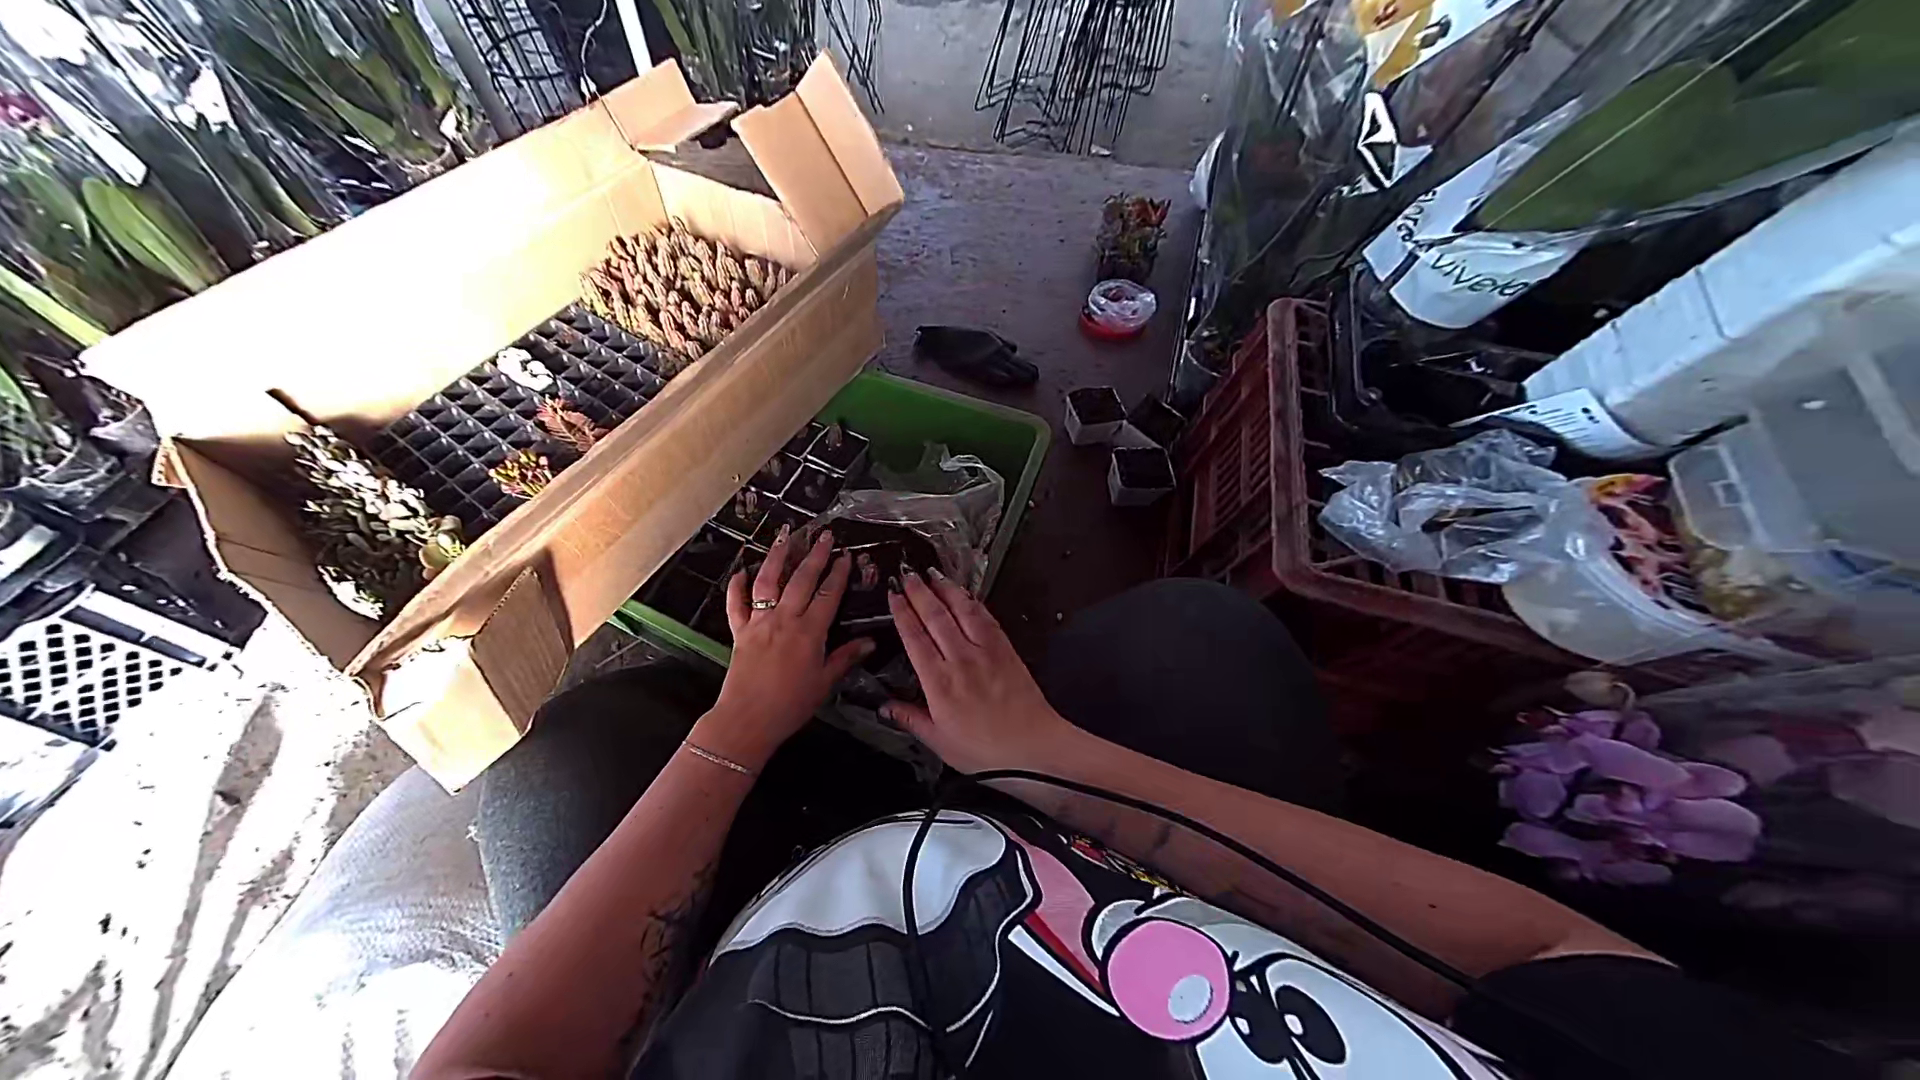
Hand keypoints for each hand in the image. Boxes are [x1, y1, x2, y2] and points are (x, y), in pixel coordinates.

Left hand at [694, 527, 872, 769]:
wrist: (747, 720)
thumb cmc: (790, 705)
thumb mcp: (825, 683)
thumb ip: (846, 658)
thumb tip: (869, 642)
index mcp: (810, 632)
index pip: (829, 594)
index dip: (839, 573)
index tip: (846, 556)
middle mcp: (784, 619)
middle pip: (802, 579)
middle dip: (815, 555)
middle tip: (824, 535)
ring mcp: (760, 622)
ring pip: (768, 581)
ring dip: (778, 556)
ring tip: (786, 536)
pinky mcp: (740, 632)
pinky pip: (736, 604)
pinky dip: (737, 586)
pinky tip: (741, 571)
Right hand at [883, 569, 1082, 774]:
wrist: (1033, 745)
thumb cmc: (987, 749)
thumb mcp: (940, 741)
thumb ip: (911, 719)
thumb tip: (886, 707)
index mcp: (940, 683)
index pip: (914, 637)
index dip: (901, 613)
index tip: (893, 597)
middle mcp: (961, 660)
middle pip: (935, 616)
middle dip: (919, 592)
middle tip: (907, 575)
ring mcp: (985, 651)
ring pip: (961, 610)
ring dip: (945, 589)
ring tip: (932, 574)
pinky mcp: (1005, 649)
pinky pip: (986, 617)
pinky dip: (972, 602)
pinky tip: (965, 595)